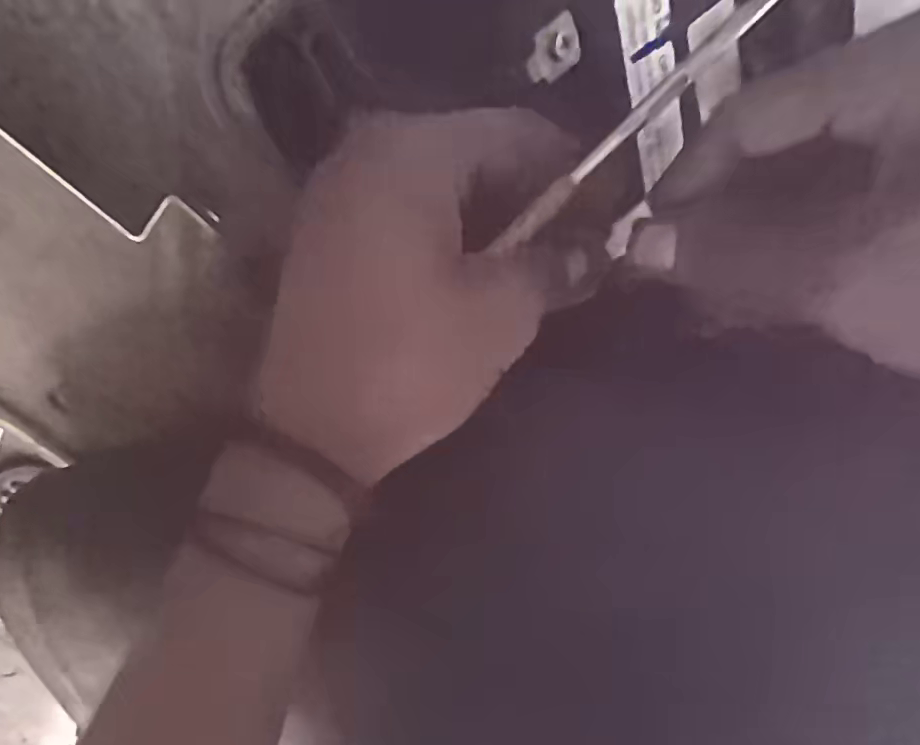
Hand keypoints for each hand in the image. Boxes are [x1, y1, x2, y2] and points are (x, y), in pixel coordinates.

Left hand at [256, 110, 575, 485]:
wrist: (311, 436)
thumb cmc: (408, 366)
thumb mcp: (499, 315)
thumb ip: (554, 265)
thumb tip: (588, 250)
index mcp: (411, 151)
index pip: (520, 133)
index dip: (574, 173)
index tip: (607, 217)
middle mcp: (364, 153)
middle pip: (474, 157)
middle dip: (530, 202)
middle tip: (572, 250)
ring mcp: (335, 198)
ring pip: (436, 192)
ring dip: (487, 226)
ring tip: (529, 271)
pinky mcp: (322, 243)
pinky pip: (400, 222)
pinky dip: (442, 243)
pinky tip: (471, 281)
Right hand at [632, 0, 919, 389]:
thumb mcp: (853, 273)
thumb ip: (738, 253)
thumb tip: (638, 243)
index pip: (768, 104)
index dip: (691, 174)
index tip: (644, 238)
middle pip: (796, 133)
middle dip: (727, 209)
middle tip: (675, 271)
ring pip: (826, 164)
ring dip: (763, 229)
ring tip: (710, 287)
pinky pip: (867, 186)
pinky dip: (811, 235)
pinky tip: (770, 281)